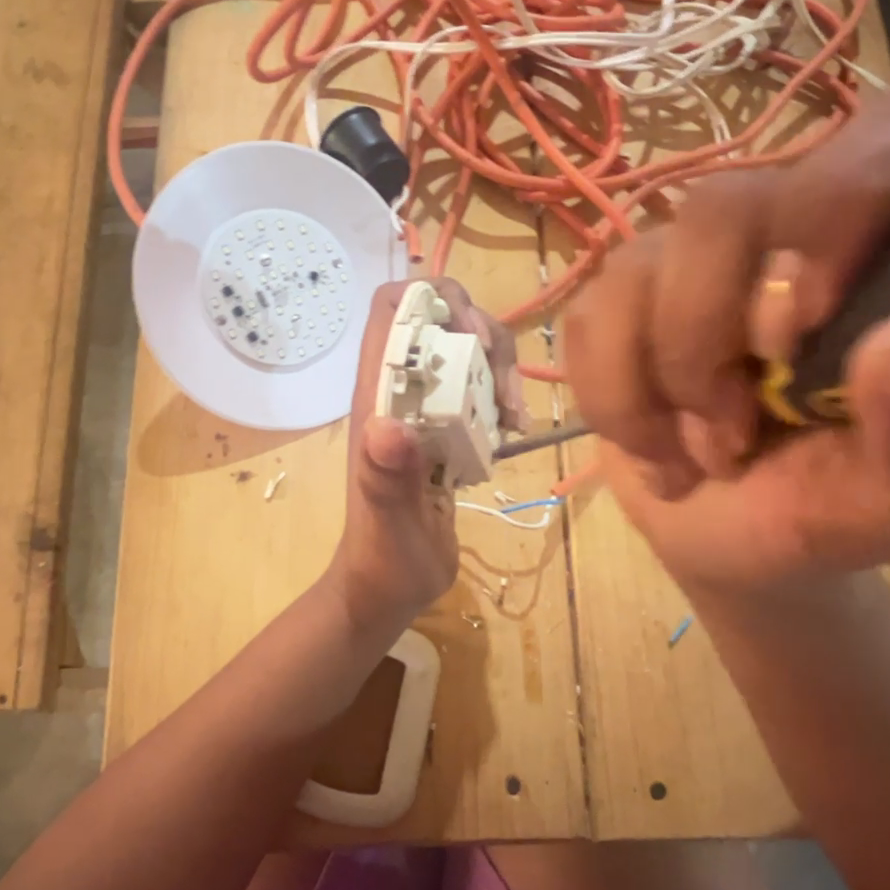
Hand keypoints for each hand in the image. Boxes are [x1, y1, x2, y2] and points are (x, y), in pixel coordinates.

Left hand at [327, 278, 522, 632]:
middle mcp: (400, 392)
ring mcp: (426, 410)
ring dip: (500, 368)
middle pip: (442, 320)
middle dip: (483, 333)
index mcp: (376, 400)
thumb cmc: (382, 561)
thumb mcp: (387, 526)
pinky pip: (479, 388)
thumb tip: (390, 428)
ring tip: (514, 418)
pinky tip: (513, 431)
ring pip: (467, 350)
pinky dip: (503, 396)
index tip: (472, 336)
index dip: (432, 300)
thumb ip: (385, 480)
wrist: (389, 589)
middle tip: (504, 389)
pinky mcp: (449, 430)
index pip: (392, 311)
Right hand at [564, 70, 889, 594]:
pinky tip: (657, 443)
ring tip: (706, 456)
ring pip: (642, 259)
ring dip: (663, 384)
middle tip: (738, 429)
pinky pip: (590, 315)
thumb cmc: (857, 503)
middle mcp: (808, 214)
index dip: (846, 203)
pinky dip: (615, 400)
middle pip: (728, 206)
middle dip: (713, 335)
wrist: (750, 540)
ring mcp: (705, 255)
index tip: (811, 320)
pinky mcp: (631, 294)